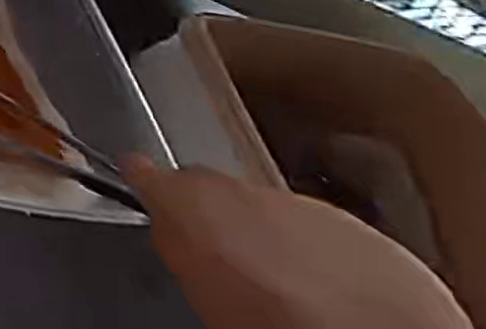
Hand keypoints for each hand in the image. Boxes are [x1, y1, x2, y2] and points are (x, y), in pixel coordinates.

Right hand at [123, 158, 470, 328]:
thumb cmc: (269, 322)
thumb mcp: (201, 296)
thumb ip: (179, 250)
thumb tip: (172, 234)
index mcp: (186, 201)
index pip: (142, 171)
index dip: (140, 178)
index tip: (136, 180)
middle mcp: (232, 187)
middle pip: (205, 186)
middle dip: (210, 211)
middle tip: (223, 257)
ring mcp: (292, 200)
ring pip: (263, 207)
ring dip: (264, 231)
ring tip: (282, 283)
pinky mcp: (349, 222)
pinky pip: (316, 228)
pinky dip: (314, 249)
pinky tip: (328, 290)